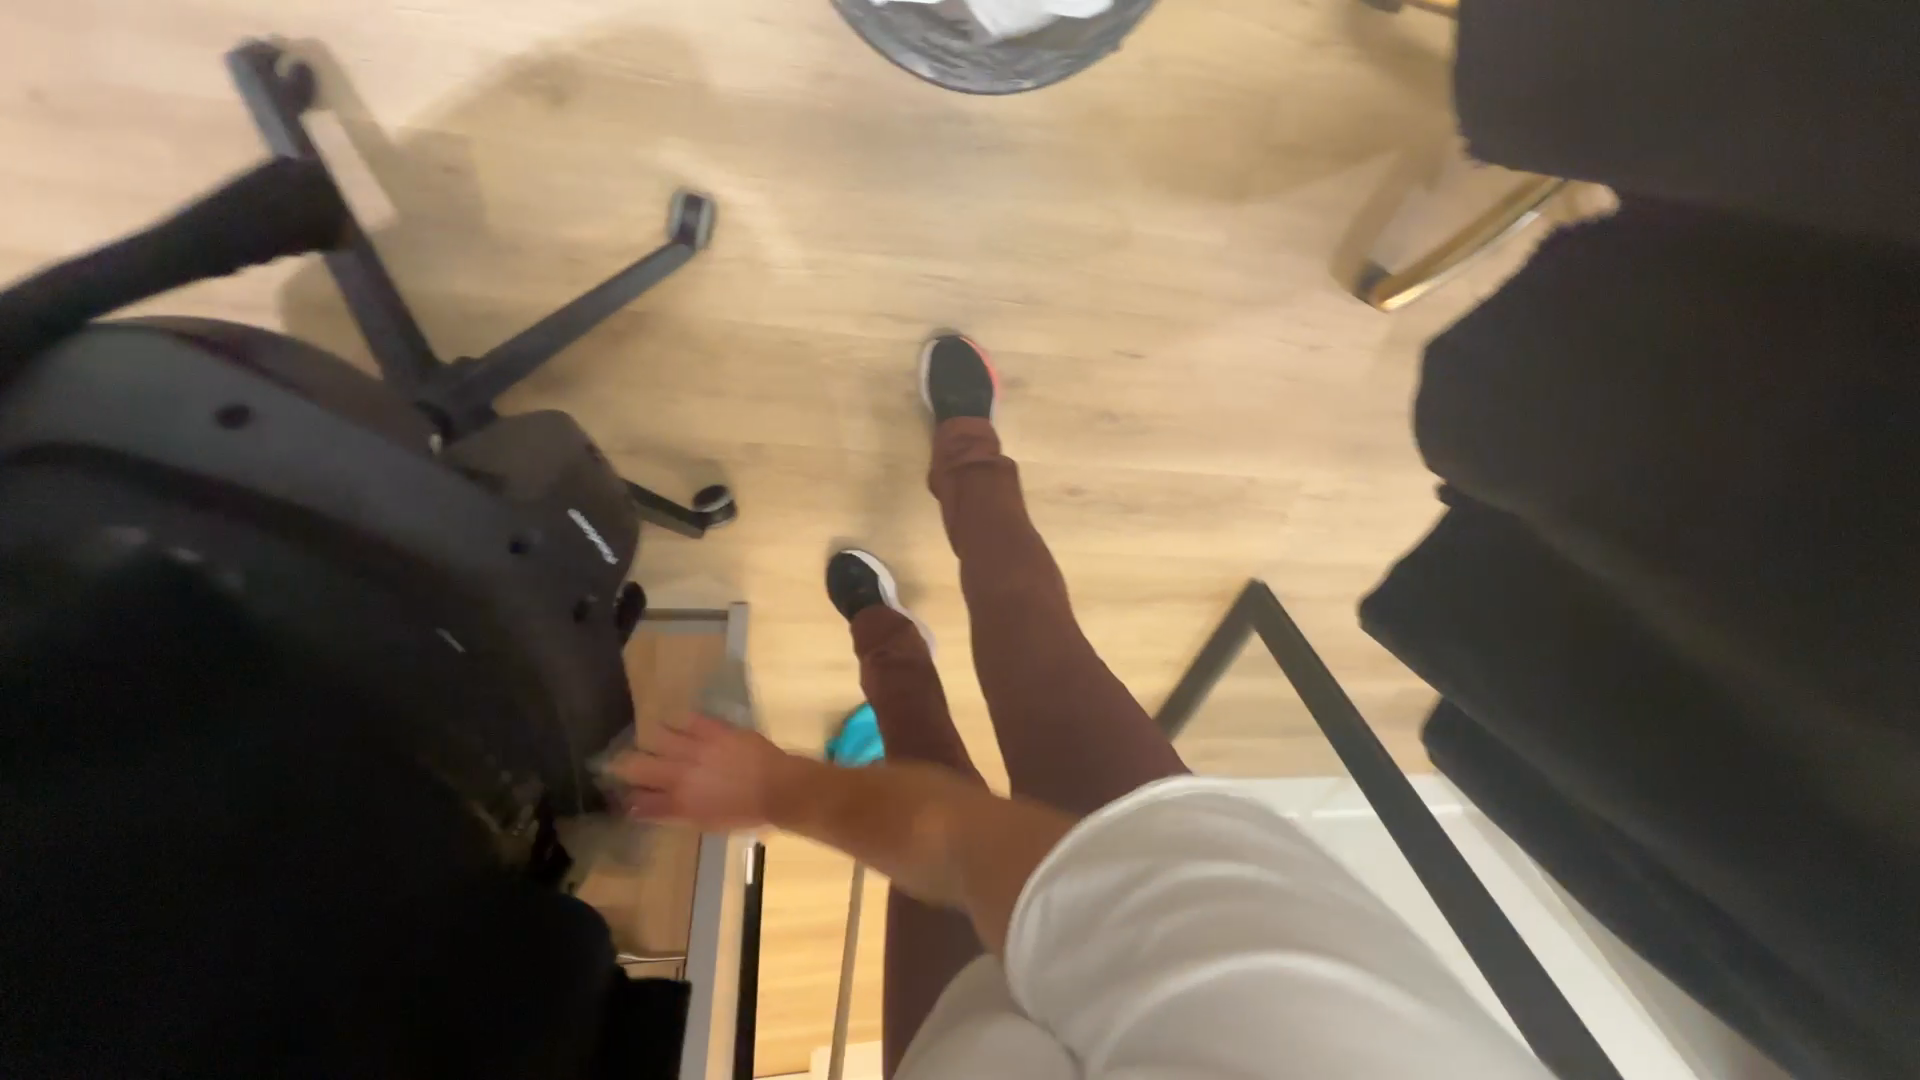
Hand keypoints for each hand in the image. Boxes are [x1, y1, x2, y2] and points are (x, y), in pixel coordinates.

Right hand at [606, 713, 794, 830]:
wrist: (779, 788)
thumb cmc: (746, 813)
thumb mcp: (706, 823)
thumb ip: (675, 814)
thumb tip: (649, 809)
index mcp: (679, 803)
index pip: (638, 801)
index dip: (627, 798)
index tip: (625, 793)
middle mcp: (681, 774)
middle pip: (637, 765)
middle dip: (624, 764)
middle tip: (624, 762)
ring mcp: (697, 748)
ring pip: (656, 736)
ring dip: (650, 739)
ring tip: (652, 738)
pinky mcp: (714, 729)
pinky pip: (687, 718)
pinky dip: (677, 720)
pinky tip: (675, 722)